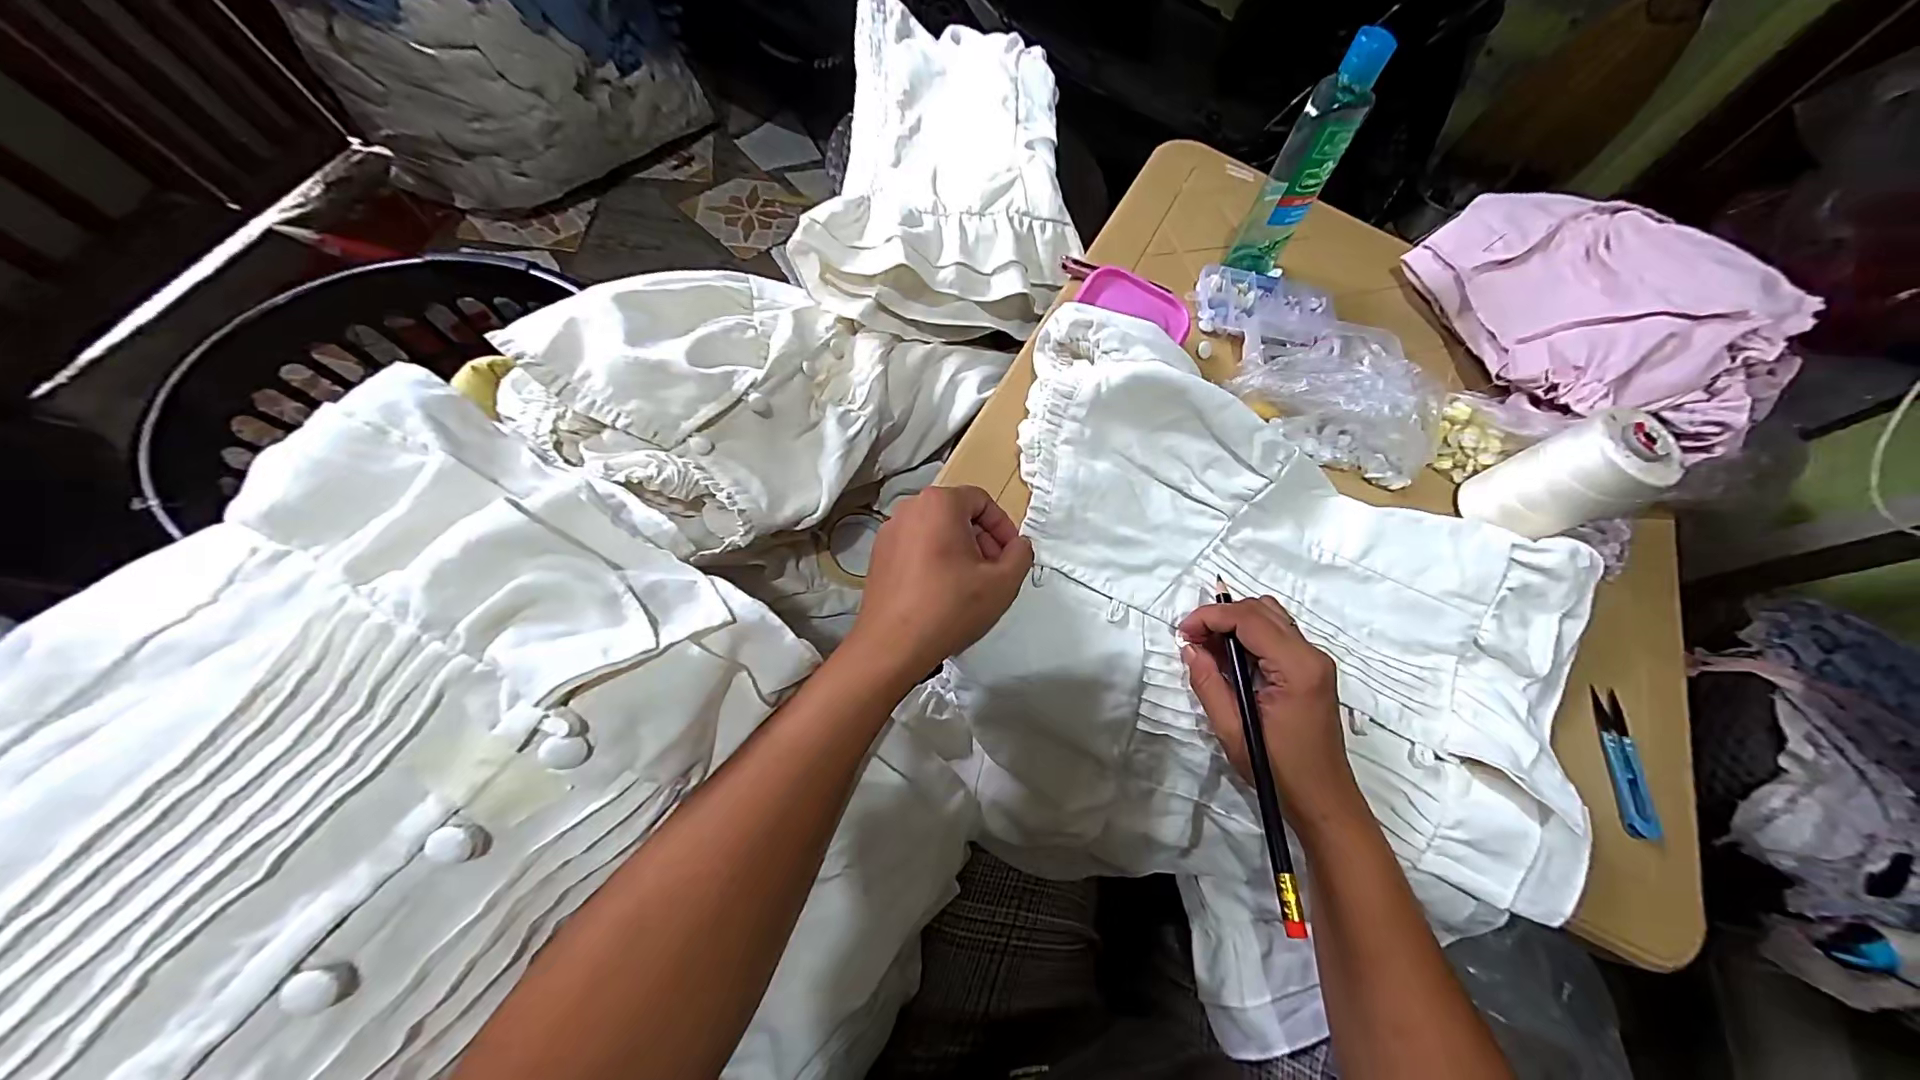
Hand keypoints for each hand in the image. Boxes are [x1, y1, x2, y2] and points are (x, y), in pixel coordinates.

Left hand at [846, 485, 1033, 683]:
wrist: (893, 645)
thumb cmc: (948, 609)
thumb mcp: (1003, 582)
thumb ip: (1021, 555)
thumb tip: (1019, 546)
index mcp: (939, 504)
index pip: (982, 501)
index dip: (1003, 527)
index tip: (1011, 553)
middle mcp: (909, 510)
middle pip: (957, 515)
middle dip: (981, 540)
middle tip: (994, 571)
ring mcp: (889, 533)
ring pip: (936, 532)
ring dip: (959, 552)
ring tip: (970, 586)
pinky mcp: (879, 557)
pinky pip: (916, 548)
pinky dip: (934, 562)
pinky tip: (943, 593)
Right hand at [1178, 597, 1363, 822]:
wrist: (1323, 801)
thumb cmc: (1279, 771)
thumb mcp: (1232, 729)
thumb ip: (1208, 683)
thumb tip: (1190, 648)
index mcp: (1297, 668)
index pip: (1249, 619)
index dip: (1210, 617)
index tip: (1182, 633)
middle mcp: (1312, 656)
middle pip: (1261, 609)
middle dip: (1220, 616)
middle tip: (1191, 640)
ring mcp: (1316, 661)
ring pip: (1270, 616)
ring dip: (1234, 622)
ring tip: (1206, 646)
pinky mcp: (1312, 670)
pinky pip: (1277, 635)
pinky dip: (1248, 635)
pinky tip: (1228, 657)